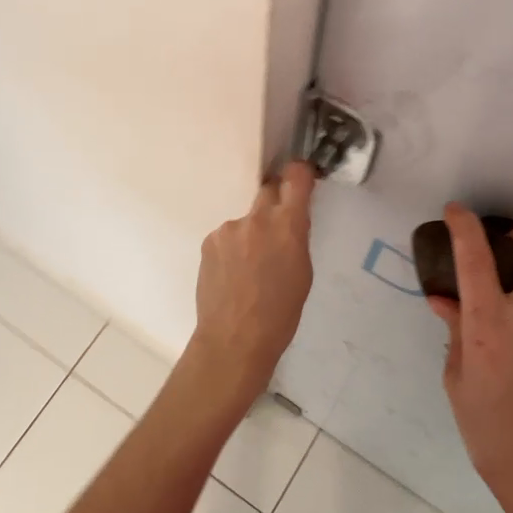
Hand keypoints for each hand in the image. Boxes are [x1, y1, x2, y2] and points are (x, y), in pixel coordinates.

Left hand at [188, 161, 317, 400]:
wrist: (234, 338)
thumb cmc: (281, 313)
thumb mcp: (303, 272)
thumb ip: (295, 238)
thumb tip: (290, 223)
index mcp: (287, 225)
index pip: (295, 177)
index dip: (300, 173)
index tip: (301, 176)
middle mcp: (256, 218)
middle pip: (268, 192)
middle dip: (275, 204)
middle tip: (277, 229)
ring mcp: (228, 229)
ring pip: (246, 221)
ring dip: (251, 235)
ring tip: (250, 270)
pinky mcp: (209, 242)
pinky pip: (227, 238)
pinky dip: (233, 250)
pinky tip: (233, 276)